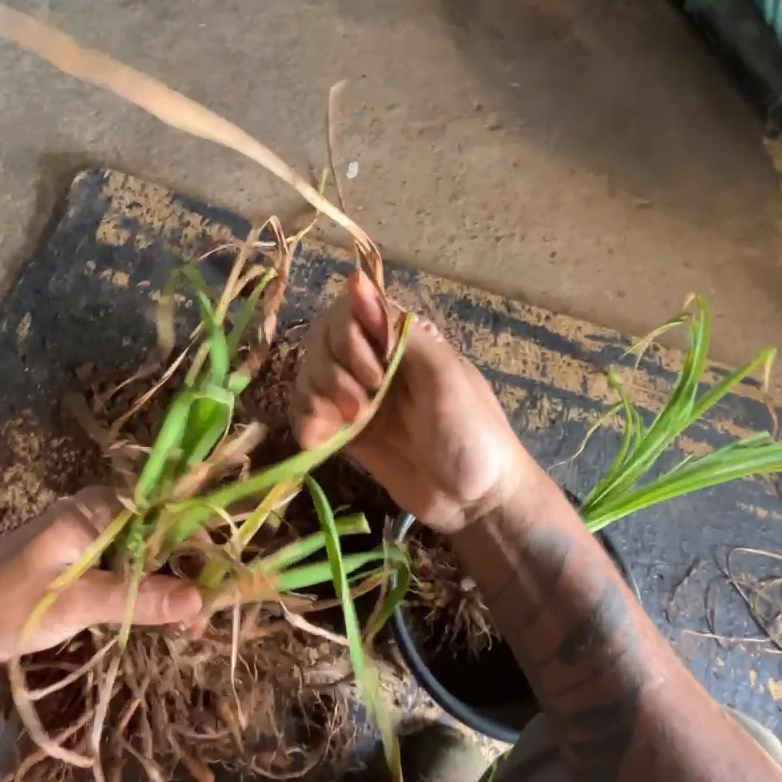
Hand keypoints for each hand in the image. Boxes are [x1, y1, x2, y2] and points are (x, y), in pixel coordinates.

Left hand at [0, 488, 203, 663]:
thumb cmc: (9, 603)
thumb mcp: (75, 603)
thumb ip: (136, 598)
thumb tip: (199, 599)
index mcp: (90, 509)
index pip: (157, 508)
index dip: (191, 535)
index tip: (217, 570)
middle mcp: (88, 513)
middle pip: (150, 529)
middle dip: (179, 563)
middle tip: (205, 606)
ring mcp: (79, 536)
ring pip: (136, 549)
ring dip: (160, 578)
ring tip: (189, 614)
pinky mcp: (71, 559)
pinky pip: (117, 564)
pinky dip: (137, 584)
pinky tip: (155, 609)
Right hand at [291, 270, 532, 532]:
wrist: (476, 503)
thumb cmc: (471, 430)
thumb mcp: (443, 374)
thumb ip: (396, 330)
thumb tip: (355, 279)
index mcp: (399, 339)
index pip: (347, 312)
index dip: (347, 337)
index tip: (373, 372)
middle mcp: (373, 360)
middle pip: (321, 341)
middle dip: (332, 372)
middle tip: (362, 406)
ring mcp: (356, 396)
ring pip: (309, 375)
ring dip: (318, 397)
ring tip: (351, 424)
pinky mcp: (345, 431)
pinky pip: (307, 413)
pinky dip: (306, 423)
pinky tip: (319, 441)